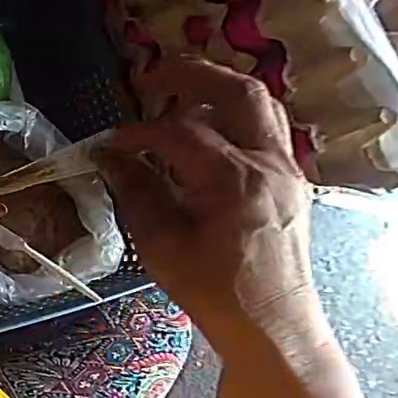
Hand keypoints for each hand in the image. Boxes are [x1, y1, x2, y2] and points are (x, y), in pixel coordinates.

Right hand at [95, 58, 328, 355]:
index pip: (179, 132)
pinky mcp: (289, 181)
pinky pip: (264, 130)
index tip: (108, 142)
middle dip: (192, 75)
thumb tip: (109, 156)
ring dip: (217, 92)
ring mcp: (286, 170)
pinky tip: (203, 133)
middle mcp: (269, 163)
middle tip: (151, 76)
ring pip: (260, 106)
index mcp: (233, 180)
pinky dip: (231, 118)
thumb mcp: (159, 243)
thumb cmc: (210, 288)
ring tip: (177, 95)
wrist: (271, 322)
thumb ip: (136, 191)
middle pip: (239, 93)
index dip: (137, 132)